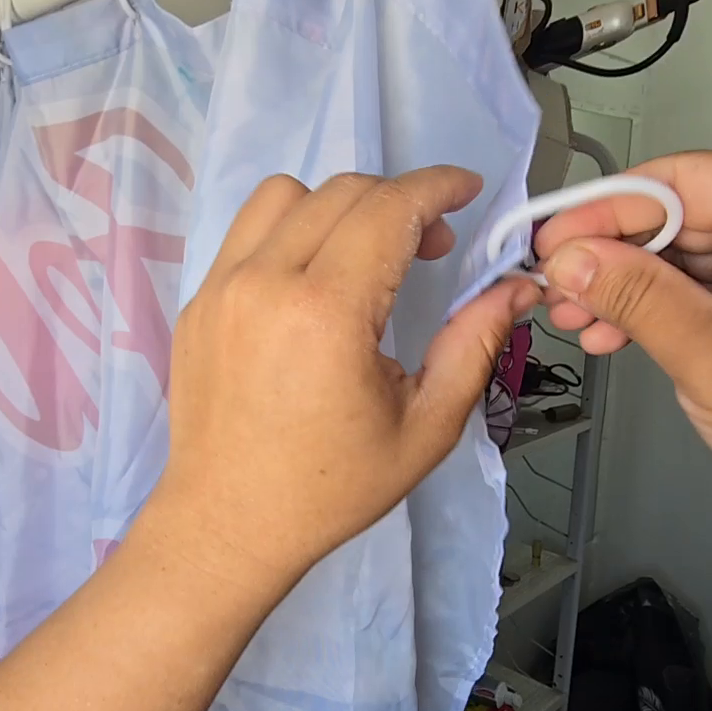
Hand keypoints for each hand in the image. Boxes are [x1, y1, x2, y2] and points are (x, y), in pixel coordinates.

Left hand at [147, 167, 536, 596]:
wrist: (227, 523)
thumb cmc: (330, 489)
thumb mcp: (424, 428)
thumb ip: (473, 345)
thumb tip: (514, 288)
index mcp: (326, 313)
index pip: (388, 207)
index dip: (437, 187)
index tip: (466, 192)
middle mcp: (265, 283)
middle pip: (341, 192)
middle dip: (398, 201)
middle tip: (428, 246)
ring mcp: (220, 290)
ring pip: (282, 197)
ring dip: (336, 207)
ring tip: (362, 256)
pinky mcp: (196, 305)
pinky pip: (245, 236)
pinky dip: (288, 234)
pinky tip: (309, 284)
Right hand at [534, 151, 711, 537]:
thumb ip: (635, 297)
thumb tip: (567, 259)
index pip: (682, 180)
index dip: (602, 210)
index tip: (545, 244)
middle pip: (683, 215)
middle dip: (611, 256)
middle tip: (553, 291)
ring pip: (689, 256)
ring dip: (629, 288)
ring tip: (578, 322)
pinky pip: (711, 289)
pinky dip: (661, 310)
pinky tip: (619, 335)